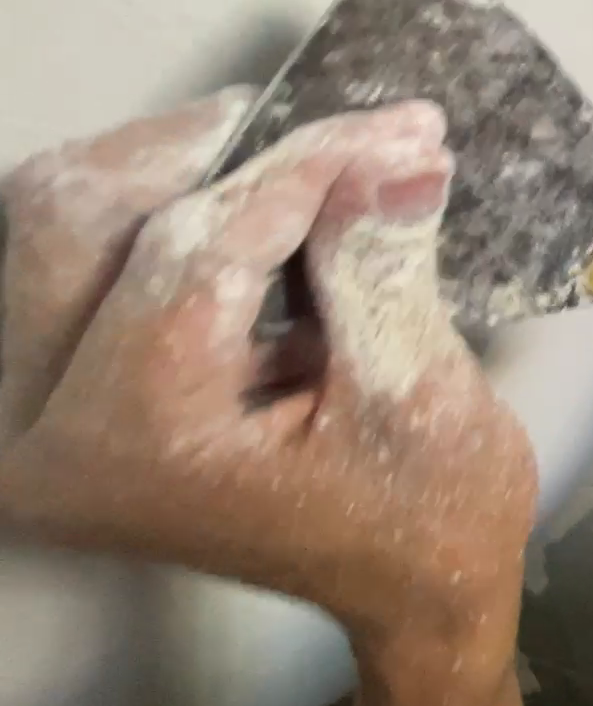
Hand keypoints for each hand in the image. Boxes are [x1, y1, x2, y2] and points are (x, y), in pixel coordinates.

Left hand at [0, 96, 536, 682]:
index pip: (196, 252)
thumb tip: (400, 149)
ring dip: (190, 168)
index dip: (305, 172)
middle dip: (224, 151)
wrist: (420, 579)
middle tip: (345, 126)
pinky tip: (267, 200)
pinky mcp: (62, 396)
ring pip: (56, 224)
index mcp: (133, 444)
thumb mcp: (423, 387)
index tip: (398, 126)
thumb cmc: (438, 503)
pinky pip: (83, 261)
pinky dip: (177, 210)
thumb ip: (383, 263)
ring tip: (309, 151)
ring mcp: (28, 415)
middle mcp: (28, 432)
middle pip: (72, 219)